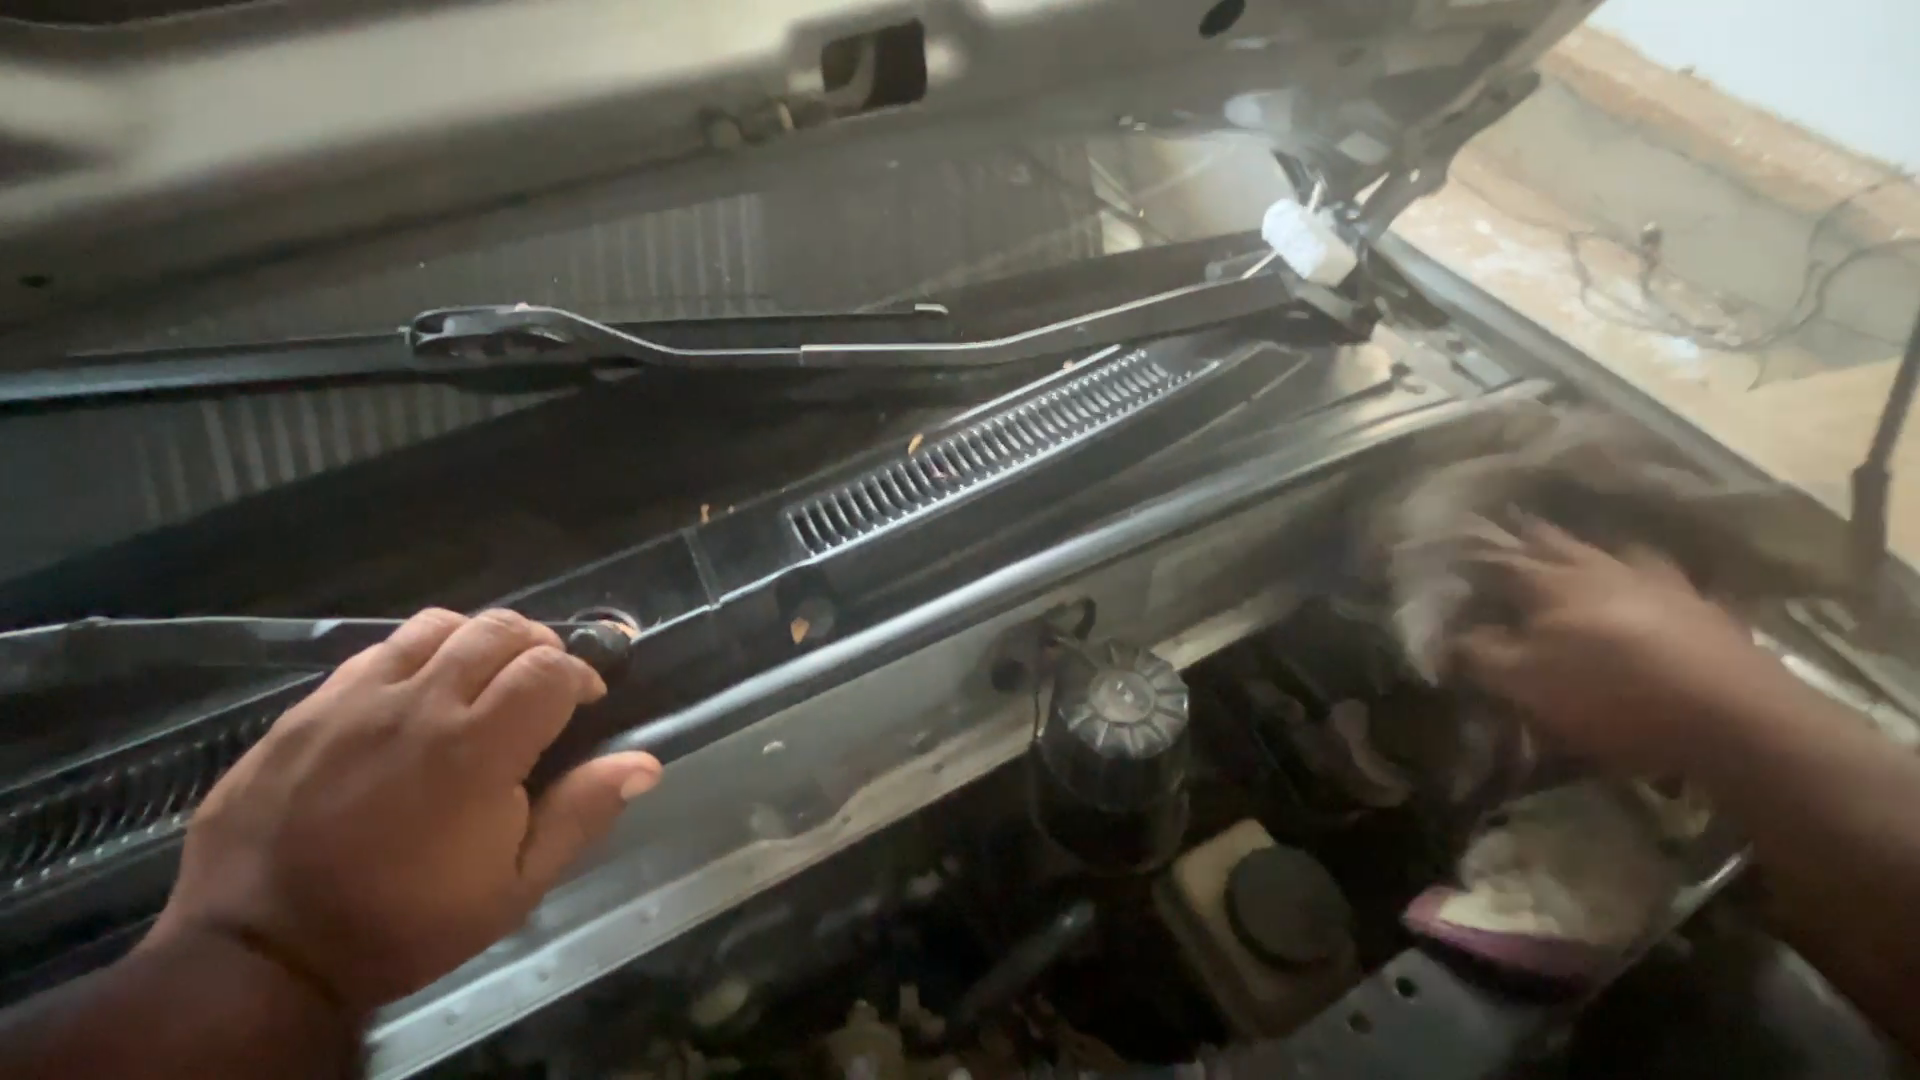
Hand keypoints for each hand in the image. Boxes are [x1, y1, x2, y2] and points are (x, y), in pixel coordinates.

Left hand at [144, 608, 662, 1015]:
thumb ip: (581, 814)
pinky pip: (381, 648)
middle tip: (542, 685)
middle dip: (540, 646)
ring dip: (480, 640)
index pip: (550, 668)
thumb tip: (645, 764)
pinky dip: (421, 653)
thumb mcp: (515, 887)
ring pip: (441, 625)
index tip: (584, 702)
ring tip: (484, 677)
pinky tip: (421, 693)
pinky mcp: (309, 707)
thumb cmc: (406, 922)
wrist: (260, 953)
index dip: (580, 675)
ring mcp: (357, 700)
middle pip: (501, 630)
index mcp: (477, 750)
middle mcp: (420, 706)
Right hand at [1454, 521, 1783, 772]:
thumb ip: (1477, 654)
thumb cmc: (1610, 695)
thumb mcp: (1523, 682)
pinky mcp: (1703, 609)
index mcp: (1550, 582)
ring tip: (1576, 547)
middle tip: (1504, 520)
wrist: (1736, 719)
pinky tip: (1647, 581)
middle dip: (1524, 531)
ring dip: (1588, 546)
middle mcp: (1600, 569)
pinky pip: (1664, 577)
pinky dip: (1645, 573)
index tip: (1443, 543)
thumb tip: (1444, 637)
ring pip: (1613, 550)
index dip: (1466, 550)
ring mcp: (1658, 583)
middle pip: (1555, 541)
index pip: (1495, 556)